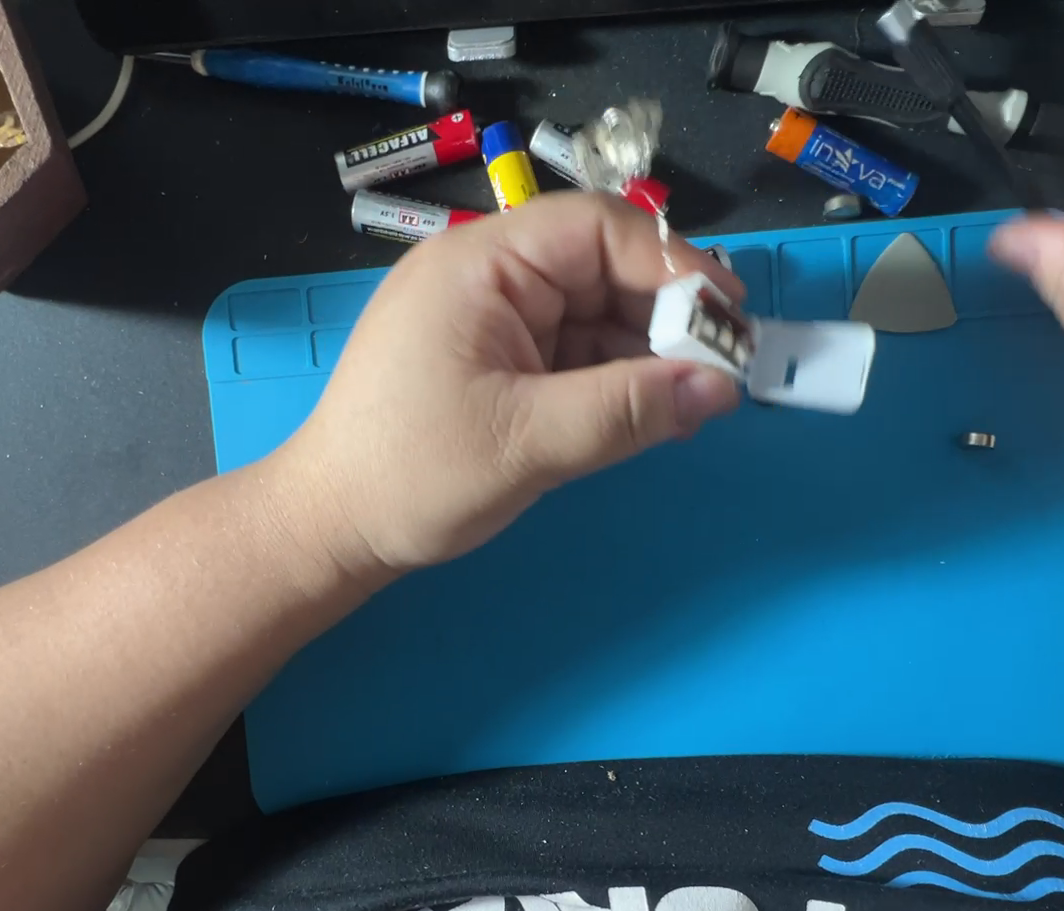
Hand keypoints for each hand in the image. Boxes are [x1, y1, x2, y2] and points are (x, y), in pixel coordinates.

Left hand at [270, 193, 743, 571]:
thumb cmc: (413, 476)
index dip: (673, 268)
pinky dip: (612, 383)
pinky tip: (647, 413)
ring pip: (592, 320)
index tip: (728, 321)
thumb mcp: (528, 442)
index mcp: (480, 266)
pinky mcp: (497, 364)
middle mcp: (488, 280)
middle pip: (601, 273)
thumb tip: (722, 387)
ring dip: (644, 358)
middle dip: (664, 321)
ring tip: (691, 404)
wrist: (336, 528)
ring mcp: (493, 323)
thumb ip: (628, 410)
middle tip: (719, 374)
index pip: (596, 231)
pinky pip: (571, 358)